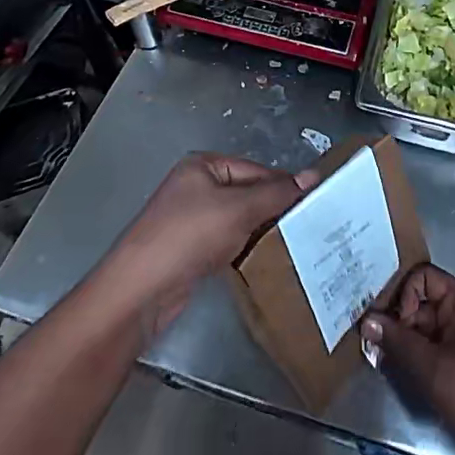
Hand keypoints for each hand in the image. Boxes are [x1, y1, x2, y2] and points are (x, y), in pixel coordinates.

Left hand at [101, 153, 310, 328]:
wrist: (141, 289)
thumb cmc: (189, 236)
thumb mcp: (239, 209)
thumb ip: (276, 194)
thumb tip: (313, 175)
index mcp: (203, 165)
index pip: (255, 170)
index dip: (282, 187)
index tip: (313, 206)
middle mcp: (195, 186)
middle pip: (246, 194)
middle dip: (271, 210)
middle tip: (307, 228)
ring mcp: (190, 219)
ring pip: (237, 220)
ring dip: (258, 231)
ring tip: (291, 245)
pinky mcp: (189, 249)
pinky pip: (225, 240)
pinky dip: (242, 248)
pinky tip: (260, 260)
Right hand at [364, 265, 454, 454]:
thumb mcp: (432, 369)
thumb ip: (398, 341)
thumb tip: (367, 319)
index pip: (424, 276)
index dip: (404, 293)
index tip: (392, 322)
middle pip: (421, 301)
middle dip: (397, 319)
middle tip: (374, 340)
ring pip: (424, 325)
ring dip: (404, 339)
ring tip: (383, 357)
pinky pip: (432, 344)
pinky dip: (416, 353)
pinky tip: (401, 368)